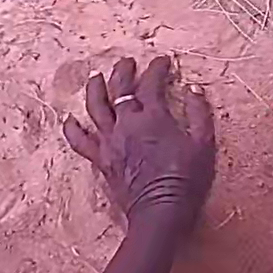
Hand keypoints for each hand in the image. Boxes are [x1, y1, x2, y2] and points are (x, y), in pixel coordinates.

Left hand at [62, 56, 216, 236]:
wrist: (162, 211)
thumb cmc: (186, 179)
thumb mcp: (203, 144)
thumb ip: (199, 113)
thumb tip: (195, 89)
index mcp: (154, 117)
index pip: (152, 84)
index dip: (157, 69)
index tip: (163, 61)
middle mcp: (128, 124)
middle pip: (120, 89)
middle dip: (123, 72)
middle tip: (127, 63)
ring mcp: (111, 141)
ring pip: (95, 107)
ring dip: (95, 89)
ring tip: (96, 77)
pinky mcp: (102, 160)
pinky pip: (81, 141)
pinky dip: (73, 129)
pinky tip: (69, 120)